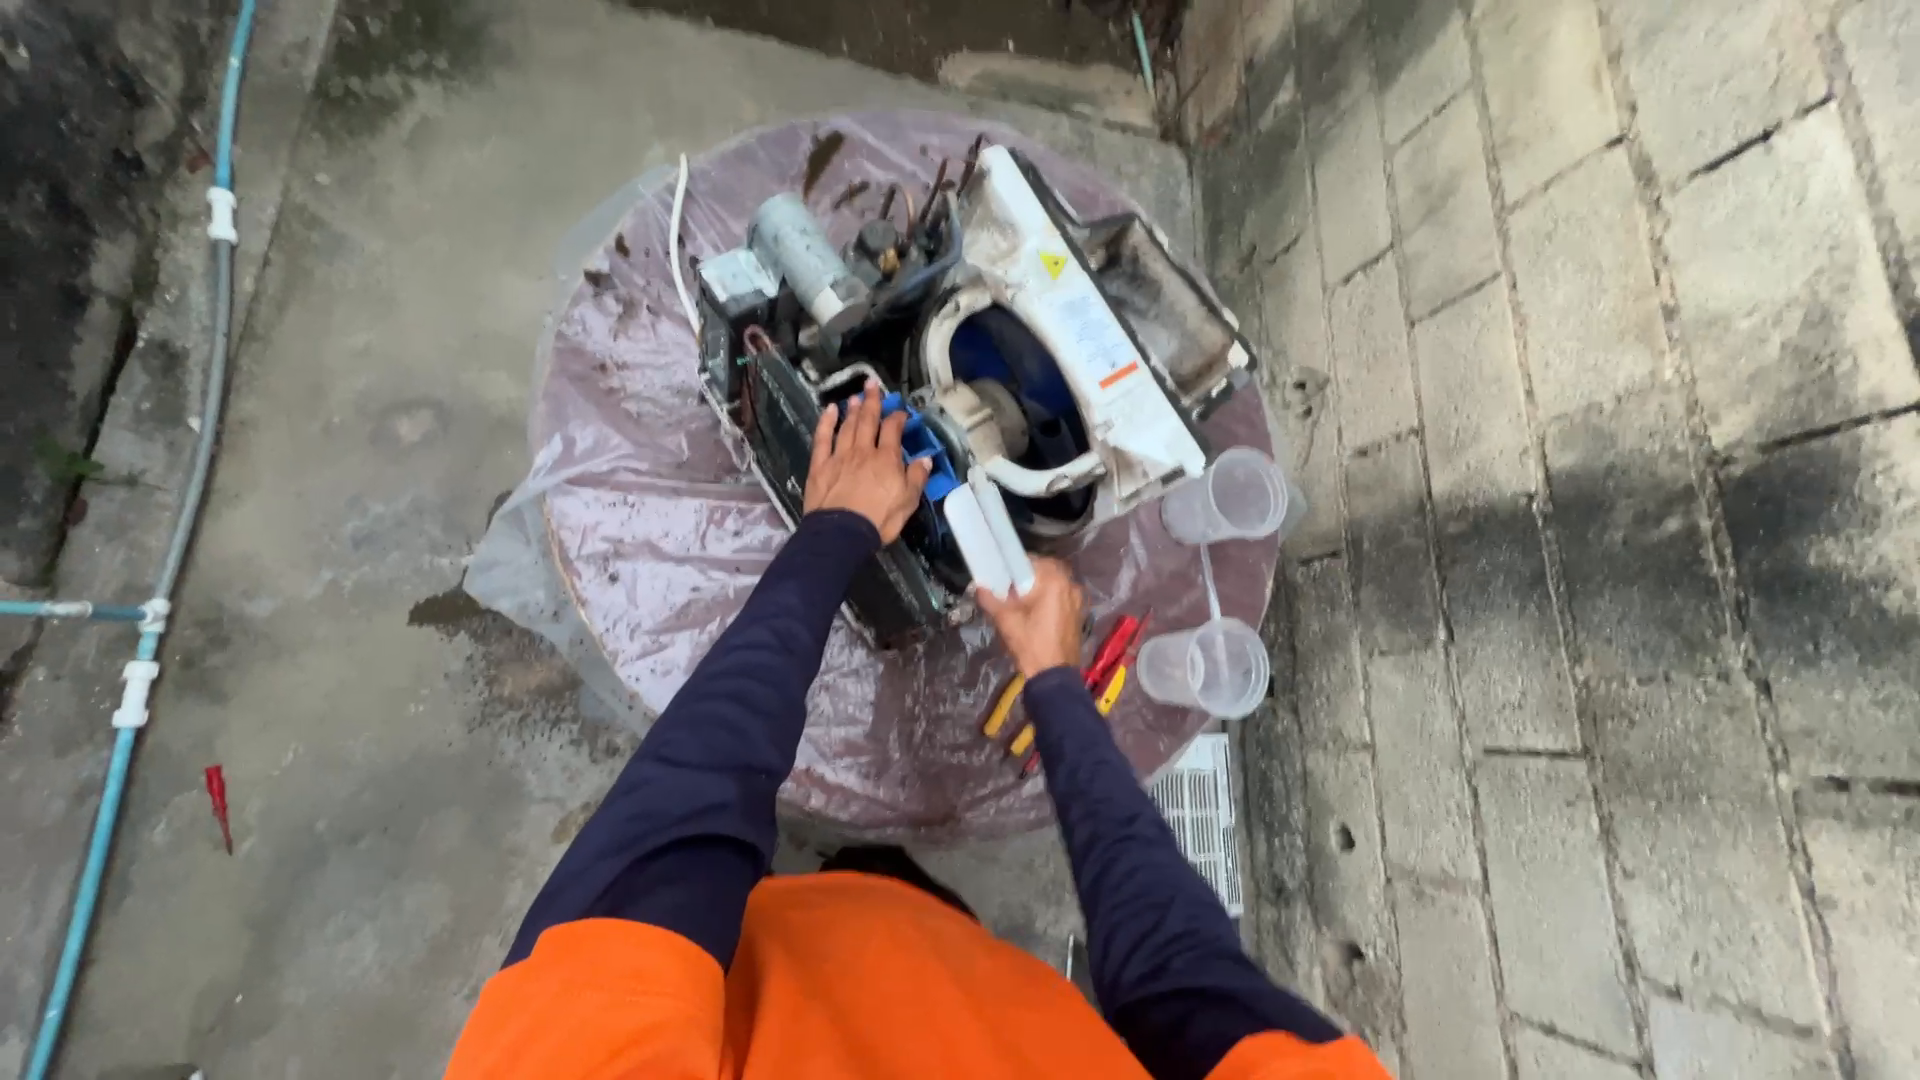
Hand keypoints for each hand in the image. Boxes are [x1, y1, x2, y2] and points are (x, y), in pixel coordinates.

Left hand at [803, 380, 932, 543]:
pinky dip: (826, 422)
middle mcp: (863, 451)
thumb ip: (917, 478)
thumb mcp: (908, 502)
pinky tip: (829, 411)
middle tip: (872, 385)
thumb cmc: (879, 520)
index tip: (901, 412)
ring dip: (852, 410)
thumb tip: (925, 458)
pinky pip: (822, 438)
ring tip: (856, 396)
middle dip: (872, 401)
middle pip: (868, 420)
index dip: (898, 418)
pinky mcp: (820, 465)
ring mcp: (839, 456)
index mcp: (887, 459)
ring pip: (847, 426)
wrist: (842, 533)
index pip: (893, 430)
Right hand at [975, 556, 1084, 678]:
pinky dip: (1049, 598)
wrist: (1053, 676)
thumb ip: (990, 598)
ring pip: (1055, 583)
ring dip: (1039, 587)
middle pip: (1045, 570)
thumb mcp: (1005, 620)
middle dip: (1028, 576)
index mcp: (1054, 581)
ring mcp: (1078, 599)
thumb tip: (979, 587)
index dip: (1014, 566)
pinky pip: (1062, 596)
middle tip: (1011, 589)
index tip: (1002, 576)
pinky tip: (1036, 613)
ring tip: (1022, 601)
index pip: (1031, 560)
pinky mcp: (1079, 613)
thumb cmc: (1030, 644)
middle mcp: (1070, 585)